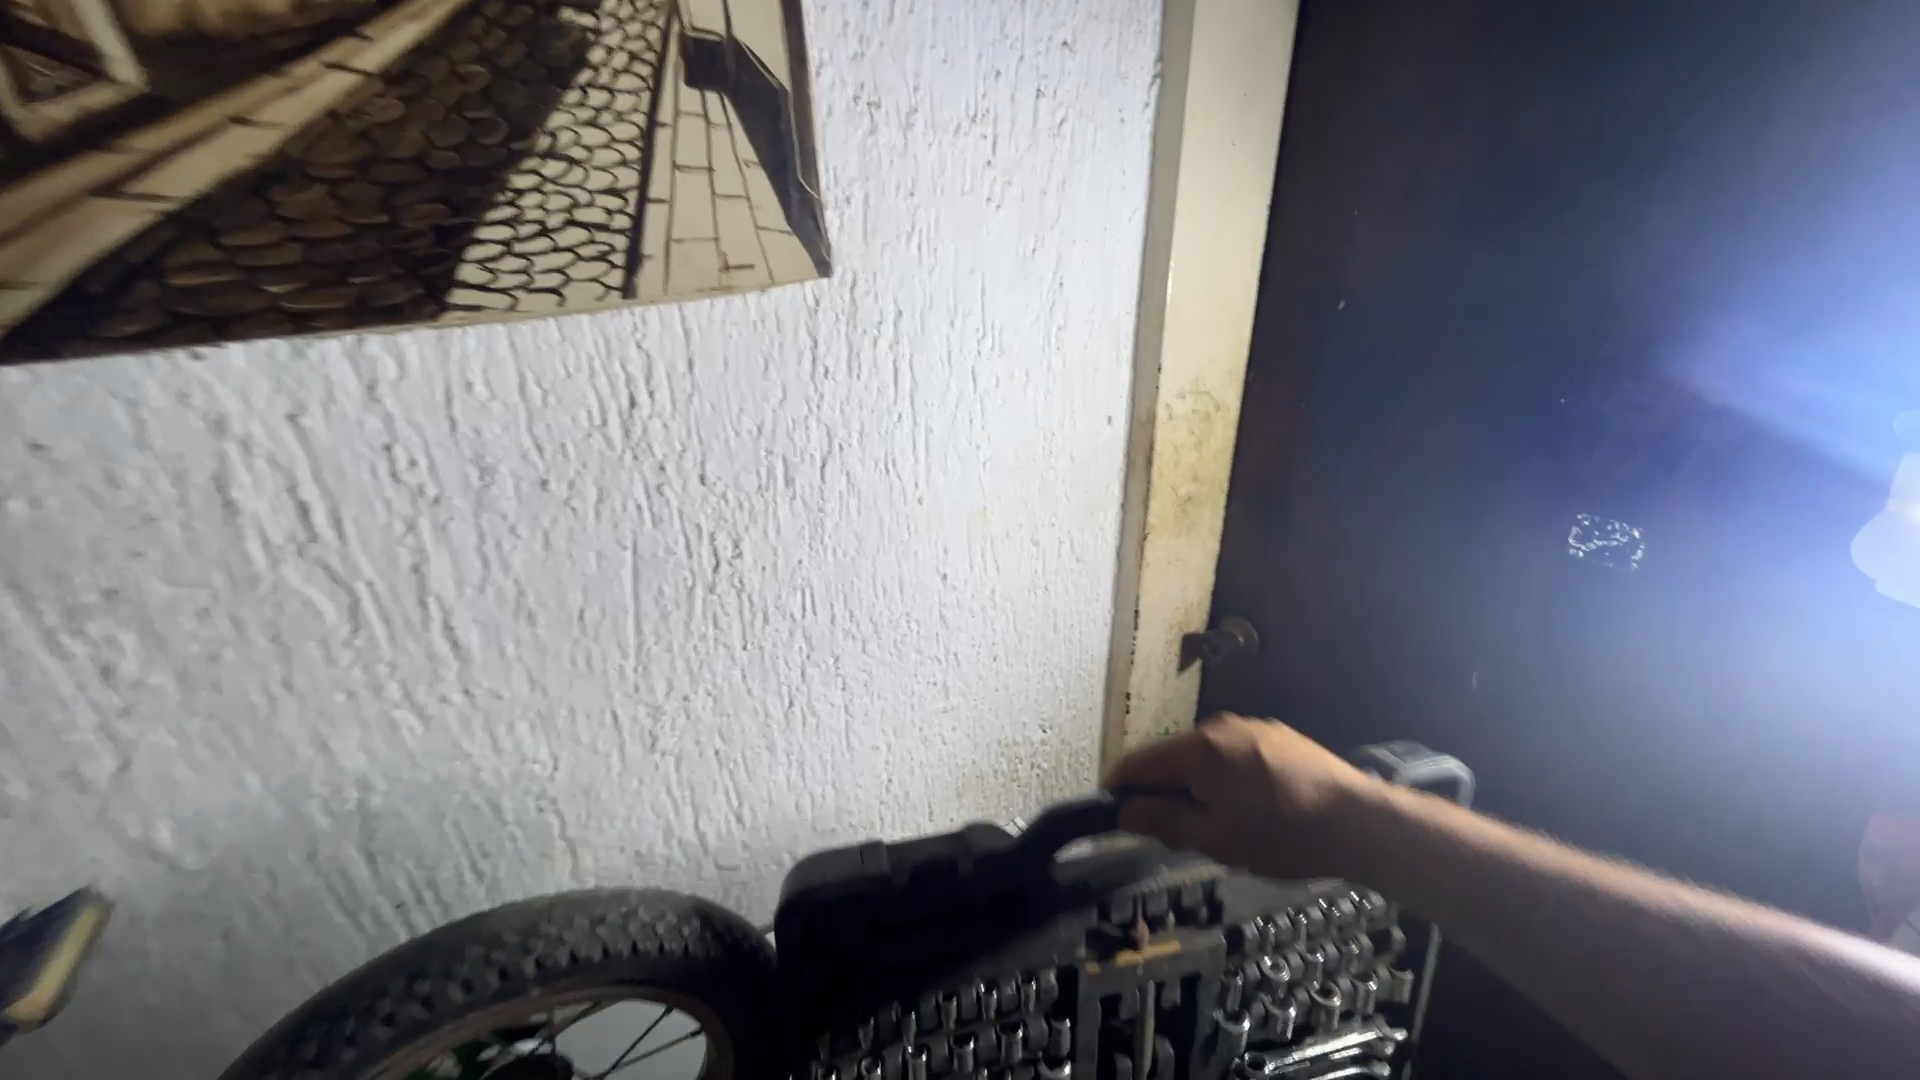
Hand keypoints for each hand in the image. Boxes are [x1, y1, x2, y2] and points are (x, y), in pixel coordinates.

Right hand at [1102, 713, 1376, 879]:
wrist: (1361, 822)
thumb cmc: (1281, 834)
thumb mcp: (1215, 839)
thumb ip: (1164, 821)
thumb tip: (1125, 811)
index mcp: (1198, 750)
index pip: (1140, 762)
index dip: (1120, 785)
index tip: (1111, 808)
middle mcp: (1219, 727)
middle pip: (1172, 757)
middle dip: (1163, 790)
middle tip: (1170, 830)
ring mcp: (1251, 727)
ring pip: (1205, 755)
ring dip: (1195, 782)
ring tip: (1214, 821)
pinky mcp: (1277, 735)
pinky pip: (1233, 753)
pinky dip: (1224, 775)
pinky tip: (1247, 804)